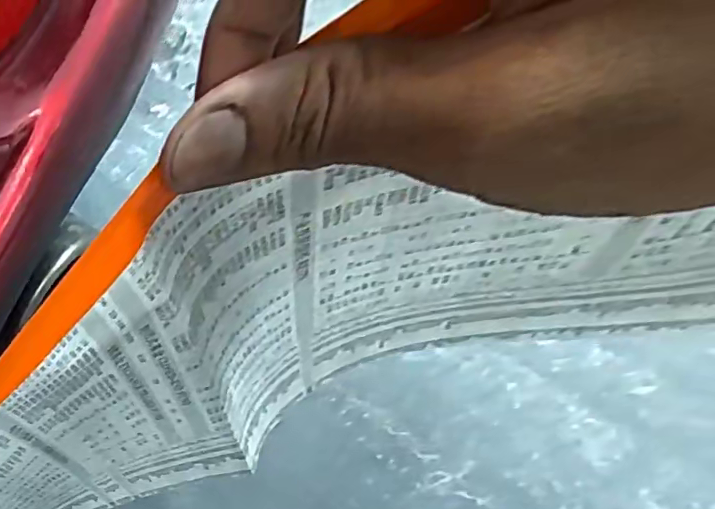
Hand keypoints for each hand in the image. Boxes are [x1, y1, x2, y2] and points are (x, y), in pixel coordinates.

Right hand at [159, 0, 714, 214]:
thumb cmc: (699, 90)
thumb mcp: (490, 110)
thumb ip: (331, 114)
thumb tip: (190, 148)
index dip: (238, 38)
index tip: (228, 125)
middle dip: (288, 50)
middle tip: (299, 129)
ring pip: (368, 0)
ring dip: (348, 52)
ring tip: (406, 102)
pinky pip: (410, 8)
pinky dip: (395, 41)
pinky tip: (442, 72)